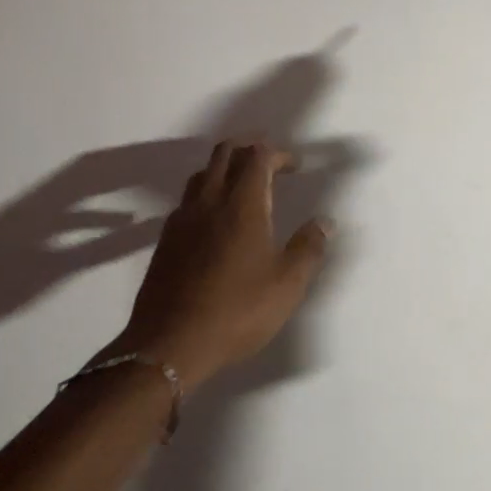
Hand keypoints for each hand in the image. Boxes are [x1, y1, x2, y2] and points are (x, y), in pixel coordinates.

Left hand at [106, 141, 330, 390]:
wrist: (169, 344)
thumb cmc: (236, 312)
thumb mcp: (286, 286)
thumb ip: (308, 249)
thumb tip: (325, 223)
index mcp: (242, 206)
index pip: (258, 156)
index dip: (279, 153)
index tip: (296, 166)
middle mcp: (209, 202)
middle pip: (225, 153)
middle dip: (249, 147)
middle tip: (269, 160)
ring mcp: (182, 219)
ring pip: (203, 174)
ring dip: (225, 168)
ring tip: (243, 185)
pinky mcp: (165, 240)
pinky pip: (187, 199)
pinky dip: (206, 193)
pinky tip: (215, 218)